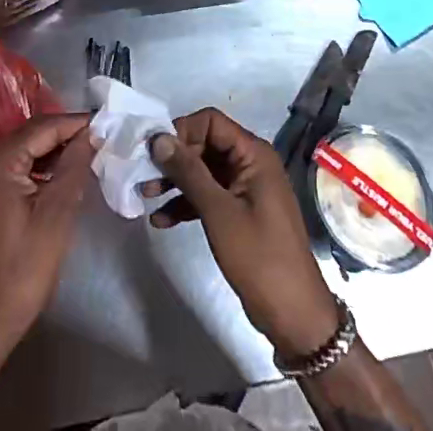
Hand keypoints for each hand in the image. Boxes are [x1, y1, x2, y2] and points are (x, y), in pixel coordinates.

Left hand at [0, 113, 98, 366]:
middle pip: (30, 135)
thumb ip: (74, 167)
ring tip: (89, 156)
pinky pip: (13, 171)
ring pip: (22, 153)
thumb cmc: (20, 272)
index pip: (44, 126)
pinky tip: (61, 179)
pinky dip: (38, 169)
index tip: (110, 124)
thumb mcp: (56, 216)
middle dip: (66, 134)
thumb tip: (91, 134)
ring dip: (54, 151)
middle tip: (103, 139)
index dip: (78, 123)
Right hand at [142, 108, 339, 357]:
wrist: (290, 309)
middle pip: (204, 145)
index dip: (181, 131)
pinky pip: (208, 196)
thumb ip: (188, 172)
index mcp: (253, 154)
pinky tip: (161, 221)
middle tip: (142, 175)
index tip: (152, 151)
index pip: (211, 122)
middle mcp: (250, 163)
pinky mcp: (239, 211)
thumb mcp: (218, 211)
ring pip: (203, 172)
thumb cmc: (257, 254)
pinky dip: (186, 204)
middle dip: (173, 159)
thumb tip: (159, 138)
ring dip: (175, 182)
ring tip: (145, 196)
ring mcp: (245, 188)